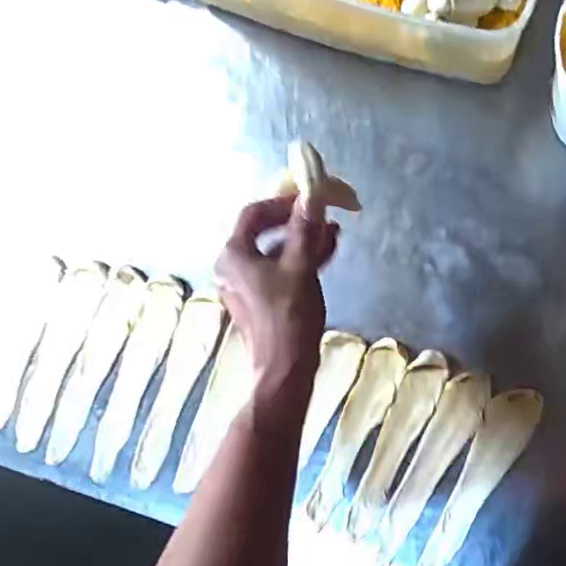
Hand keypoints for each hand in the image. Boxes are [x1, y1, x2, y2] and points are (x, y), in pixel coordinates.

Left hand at [215, 194, 338, 399]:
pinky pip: (279, 273)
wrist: (286, 369)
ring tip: (332, 233)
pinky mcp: (260, 303)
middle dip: (297, 223)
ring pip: (275, 254)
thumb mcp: (301, 267)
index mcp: (233, 255)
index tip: (308, 197)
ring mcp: (246, 288)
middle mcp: (232, 268)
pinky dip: (300, 262)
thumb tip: (312, 197)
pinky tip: (326, 253)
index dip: (282, 201)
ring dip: (303, 242)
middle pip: (264, 233)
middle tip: (323, 213)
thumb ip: (305, 229)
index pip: (254, 214)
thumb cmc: (289, 316)